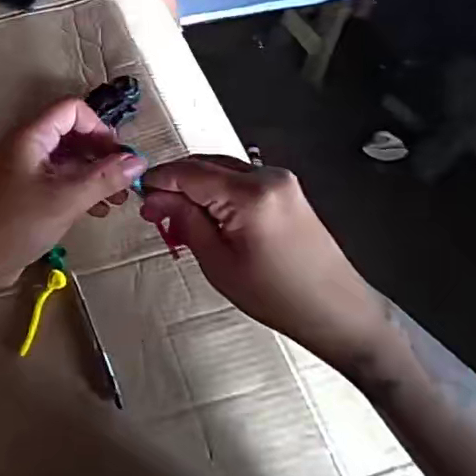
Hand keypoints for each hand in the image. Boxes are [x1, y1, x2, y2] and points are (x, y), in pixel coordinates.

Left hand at [0, 98, 145, 325]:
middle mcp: (23, 145)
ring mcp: (19, 169)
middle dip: (100, 153)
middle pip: (69, 133)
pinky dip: (76, 188)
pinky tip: (94, 210)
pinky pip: (54, 179)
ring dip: (92, 174)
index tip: (118, 155)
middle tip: (124, 181)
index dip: (99, 127)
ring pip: (64, 159)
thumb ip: (104, 178)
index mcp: (29, 136)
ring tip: (115, 201)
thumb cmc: (15, 225)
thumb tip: (138, 161)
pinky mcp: (19, 192)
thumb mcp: (66, 200)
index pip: (71, 110)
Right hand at [139, 156, 390, 366]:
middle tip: (154, 212)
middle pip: (205, 164)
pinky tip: (206, 216)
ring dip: (195, 187)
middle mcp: (266, 175)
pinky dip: (216, 191)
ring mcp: (280, 180)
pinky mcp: (286, 189)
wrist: (337, 311)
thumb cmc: (275, 295)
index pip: (189, 172)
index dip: (159, 181)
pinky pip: (239, 179)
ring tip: (177, 218)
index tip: (138, 197)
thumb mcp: (218, 262)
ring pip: (221, 169)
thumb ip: (185, 221)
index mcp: (249, 193)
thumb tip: (155, 198)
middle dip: (175, 183)